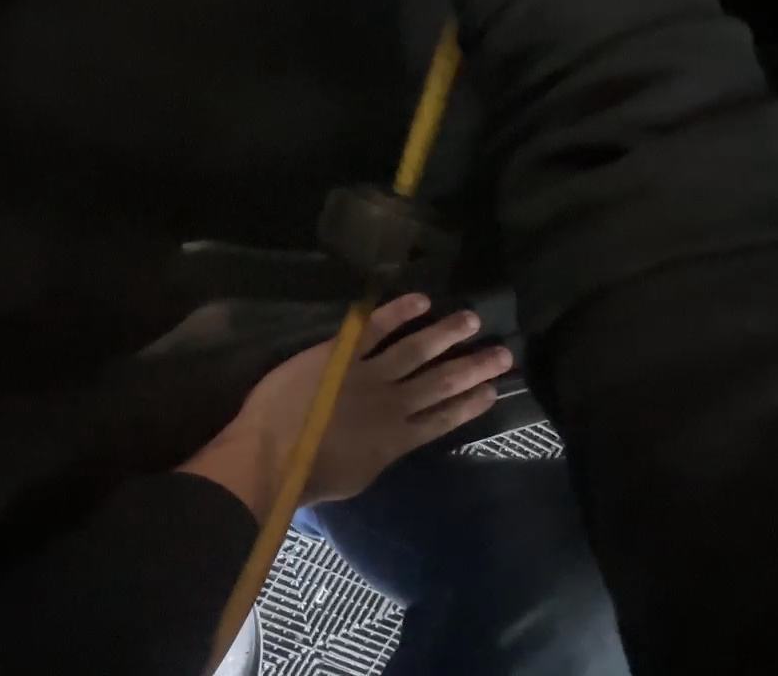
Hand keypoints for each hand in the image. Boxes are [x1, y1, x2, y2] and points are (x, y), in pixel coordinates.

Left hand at [181, 293, 512, 516]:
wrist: (274, 456)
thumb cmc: (308, 475)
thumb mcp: (357, 476)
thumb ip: (381, 452)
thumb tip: (393, 439)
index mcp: (397, 440)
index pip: (443, 418)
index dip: (470, 403)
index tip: (494, 390)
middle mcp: (393, 404)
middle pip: (441, 382)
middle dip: (474, 368)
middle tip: (503, 353)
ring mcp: (369, 375)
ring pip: (418, 350)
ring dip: (447, 334)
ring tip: (472, 320)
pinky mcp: (342, 353)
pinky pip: (376, 328)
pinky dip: (399, 312)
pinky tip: (422, 300)